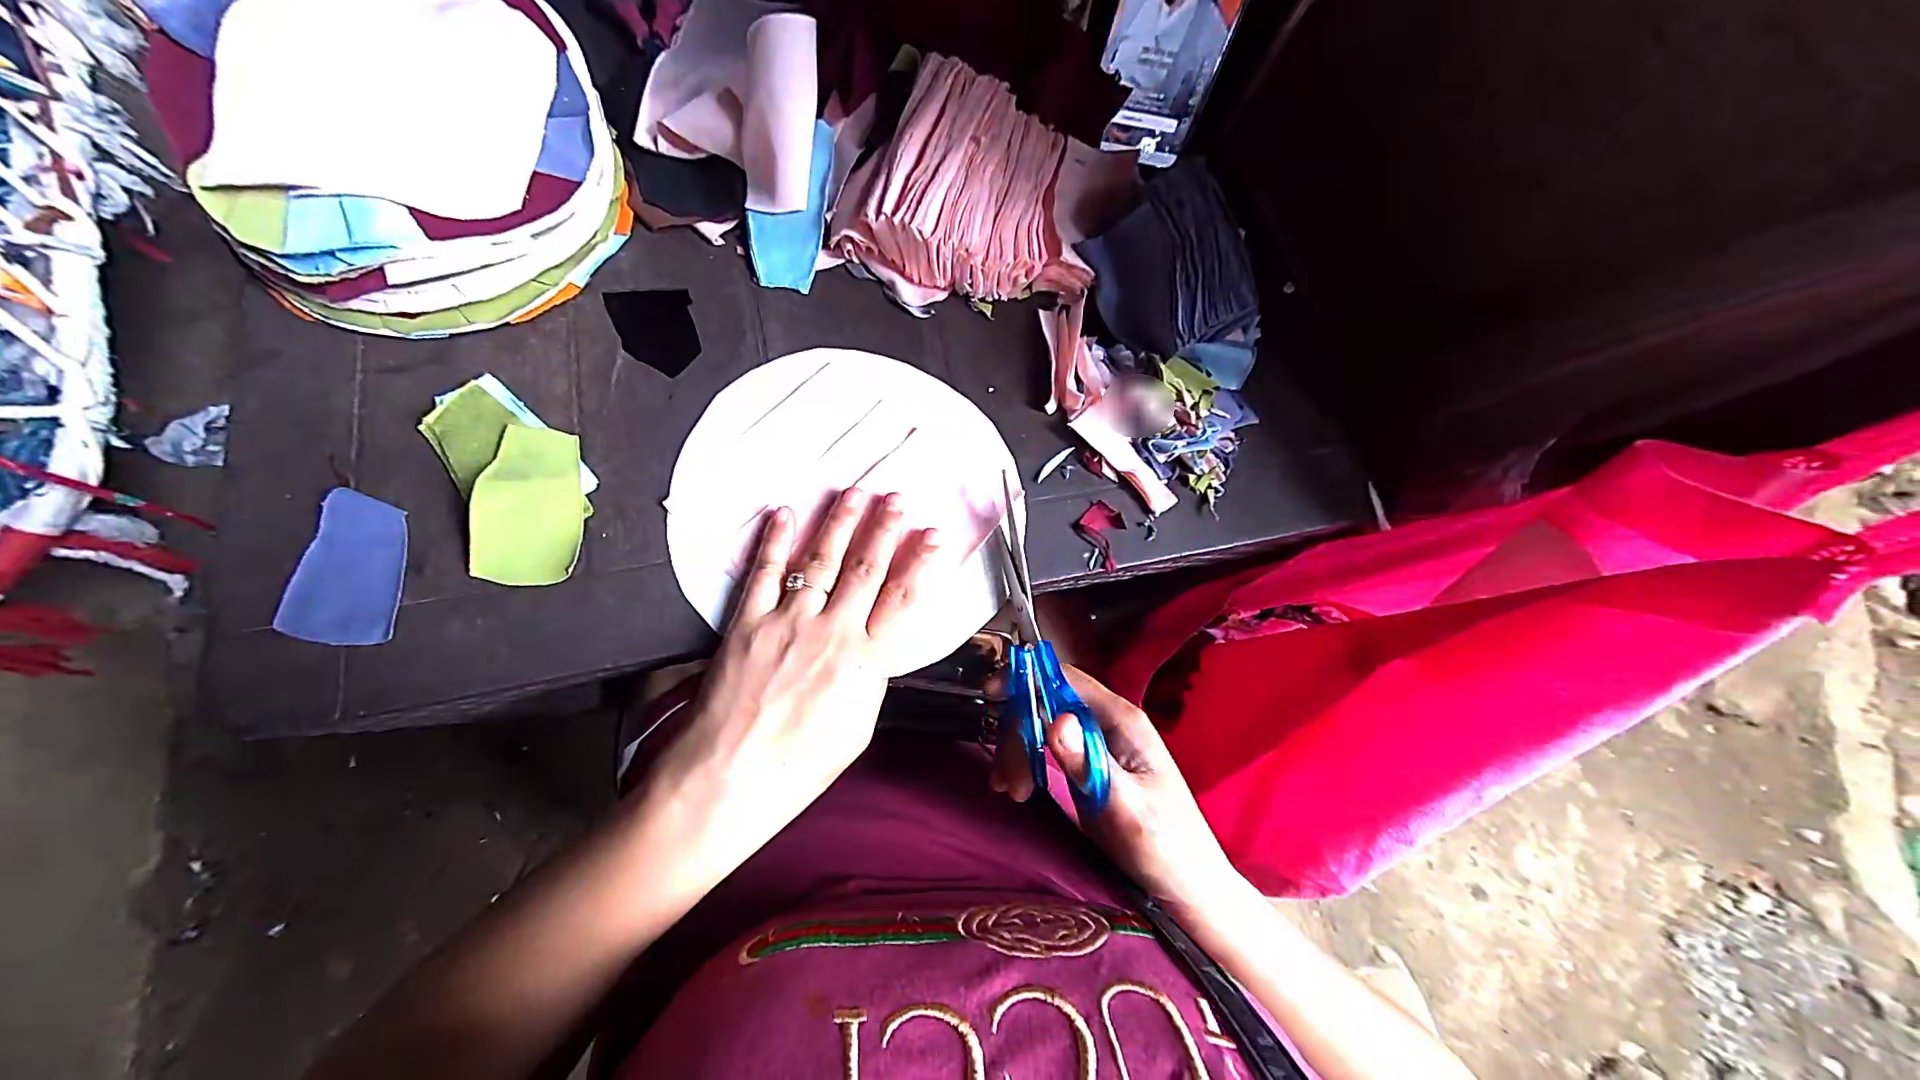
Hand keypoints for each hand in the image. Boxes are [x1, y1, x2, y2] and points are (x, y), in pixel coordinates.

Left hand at [641, 489, 940, 882]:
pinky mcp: (748, 624)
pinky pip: (764, 572)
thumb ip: (870, 679)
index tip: (931, 536)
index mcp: (865, 662)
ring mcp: (788, 624)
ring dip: (840, 523)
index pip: (902, 598)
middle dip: (884, 528)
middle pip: (865, 568)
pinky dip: (774, 540)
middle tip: (896, 499)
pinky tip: (785, 514)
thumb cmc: (796, 767)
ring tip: (854, 494)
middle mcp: (831, 633)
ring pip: (820, 560)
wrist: (730, 778)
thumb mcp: (857, 728)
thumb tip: (875, 650)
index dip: (920, 562)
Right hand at [990, 665, 1239, 908]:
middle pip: (1047, 703)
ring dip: (1018, 751)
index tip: (992, 694)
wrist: (1187, 888)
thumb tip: (1056, 721)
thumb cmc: (1167, 849)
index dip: (1027, 679)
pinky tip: (1018, 788)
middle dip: (1019, 732)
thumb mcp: (1126, 808)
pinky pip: (1047, 749)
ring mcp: (1098, 745)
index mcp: (1123, 722)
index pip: (1066, 679)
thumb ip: (1090, 764)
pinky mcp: (1089, 766)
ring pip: (1042, 726)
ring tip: (1013, 791)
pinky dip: (1026, 763)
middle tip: (1009, 778)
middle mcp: (1109, 725)